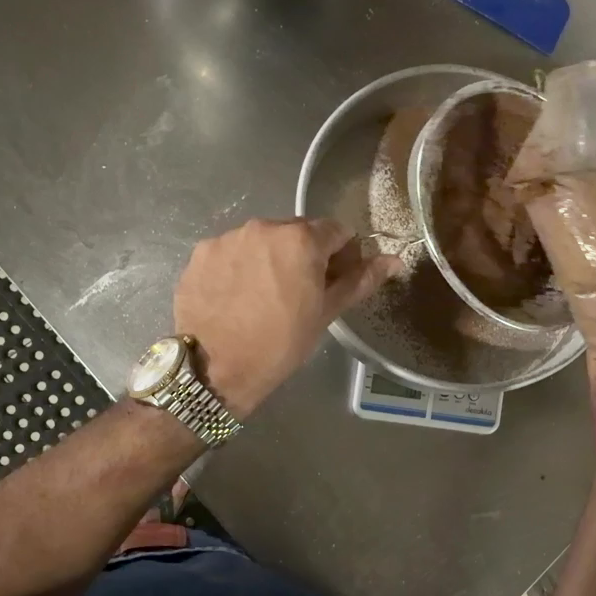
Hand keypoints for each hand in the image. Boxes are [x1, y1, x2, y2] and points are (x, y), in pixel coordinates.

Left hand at [174, 218, 399, 417]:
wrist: (213, 368)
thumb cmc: (279, 345)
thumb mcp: (325, 315)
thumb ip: (359, 281)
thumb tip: (394, 260)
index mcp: (301, 240)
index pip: (337, 230)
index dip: (343, 254)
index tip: (336, 280)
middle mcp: (264, 227)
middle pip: (297, 232)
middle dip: (305, 255)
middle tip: (301, 293)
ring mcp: (228, 238)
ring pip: (262, 240)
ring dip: (271, 259)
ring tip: (265, 297)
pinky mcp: (201, 253)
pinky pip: (232, 252)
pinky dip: (240, 267)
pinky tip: (237, 298)